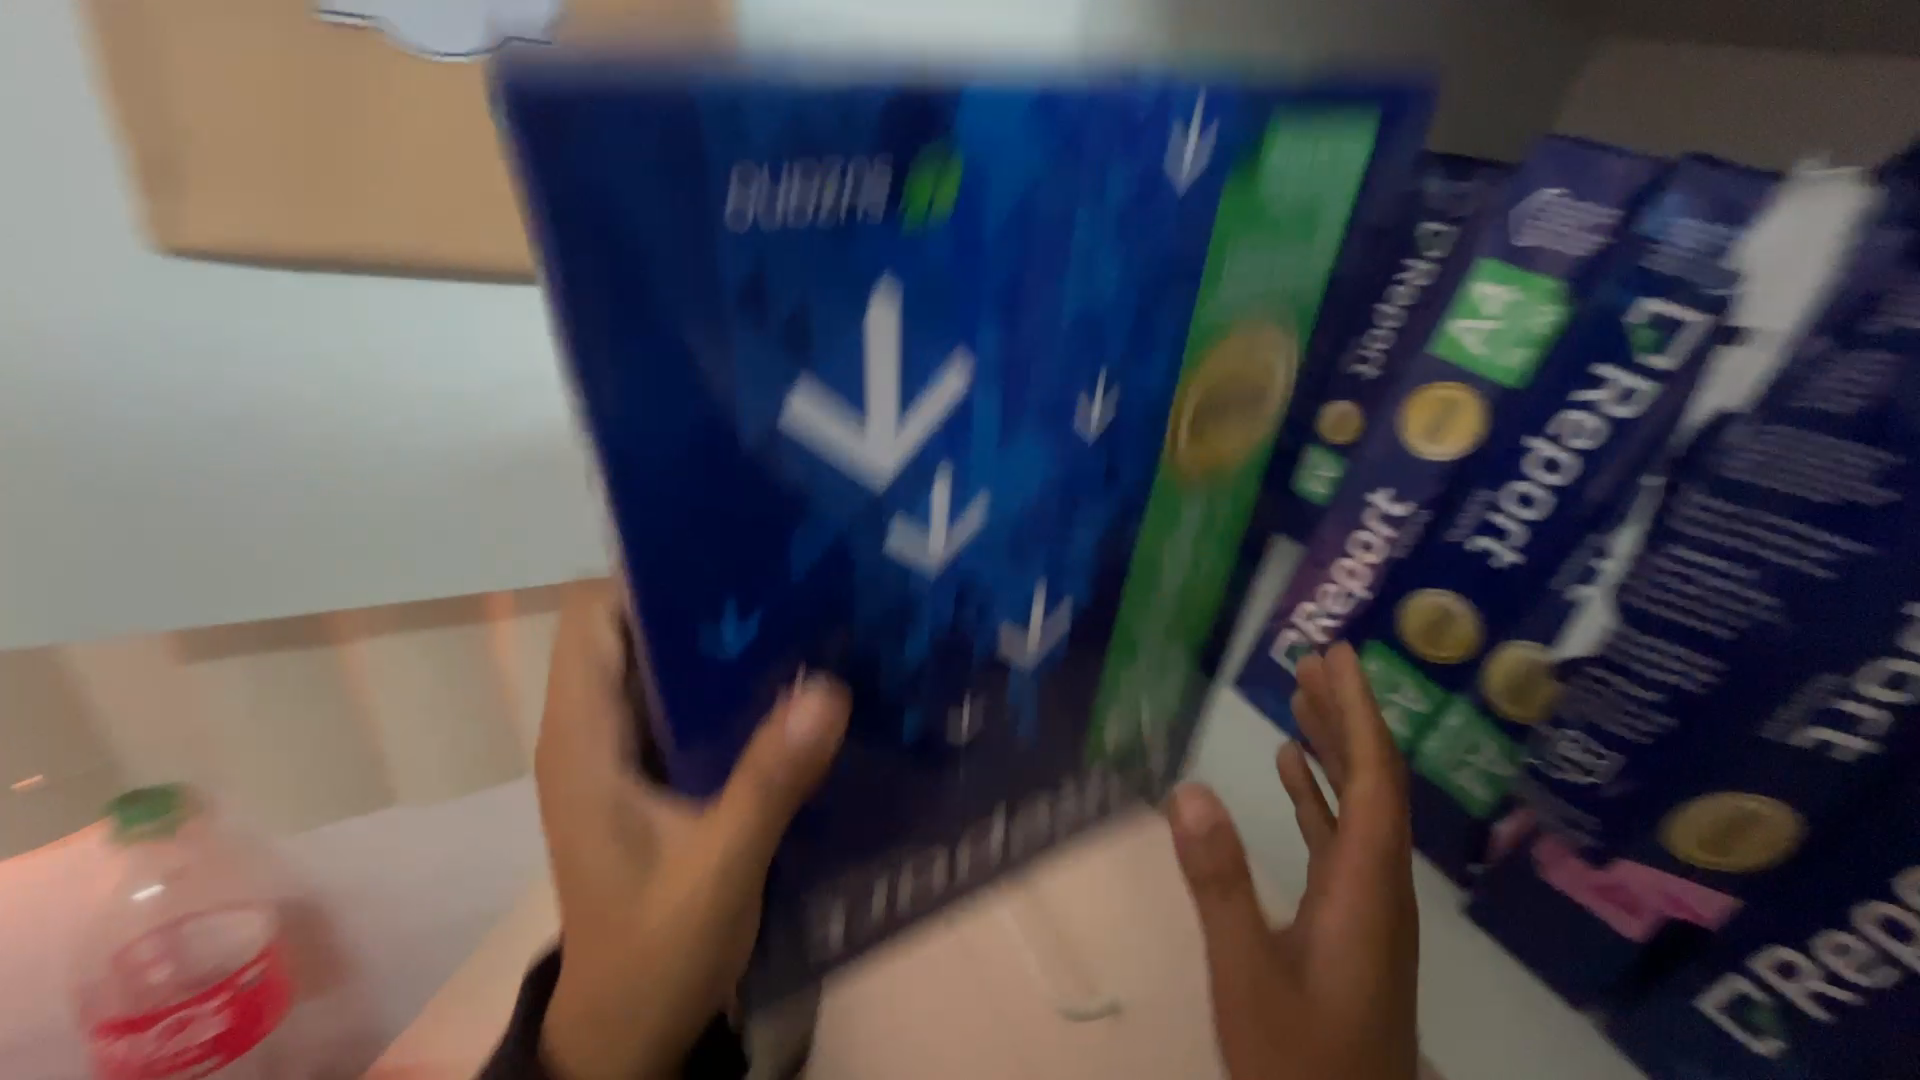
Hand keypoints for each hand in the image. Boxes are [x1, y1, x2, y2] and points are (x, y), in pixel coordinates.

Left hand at [533, 582, 849, 1079]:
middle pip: (630, 632)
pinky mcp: (652, 774)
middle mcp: (593, 732)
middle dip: (700, 603)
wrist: (632, 1025)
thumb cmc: (656, 947)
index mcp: (584, 740)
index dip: (648, 578)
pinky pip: (685, 706)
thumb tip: (828, 687)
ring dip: (719, 644)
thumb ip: (769, 779)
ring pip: (661, 667)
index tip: (731, 562)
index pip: (592, 619)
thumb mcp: (719, 866)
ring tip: (796, 619)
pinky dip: (729, 687)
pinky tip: (788, 685)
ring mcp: (622, 754)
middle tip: (784, 584)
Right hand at [1167, 642, 1419, 1079]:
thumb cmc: (1297, 1057)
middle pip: (1373, 782)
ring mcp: (1367, 905)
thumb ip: (1218, 883)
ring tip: (1300, 697)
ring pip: (1358, 806)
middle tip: (1315, 657)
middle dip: (1346, 715)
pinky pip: (1341, 837)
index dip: (1358, 713)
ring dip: (1332, 748)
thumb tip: (1186, 789)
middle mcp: (1379, 885)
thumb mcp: (1246, 972)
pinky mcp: (1349, 922)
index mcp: (1367, 888)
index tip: (1337, 657)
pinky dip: (1319, 794)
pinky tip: (1292, 770)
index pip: (1374, 780)